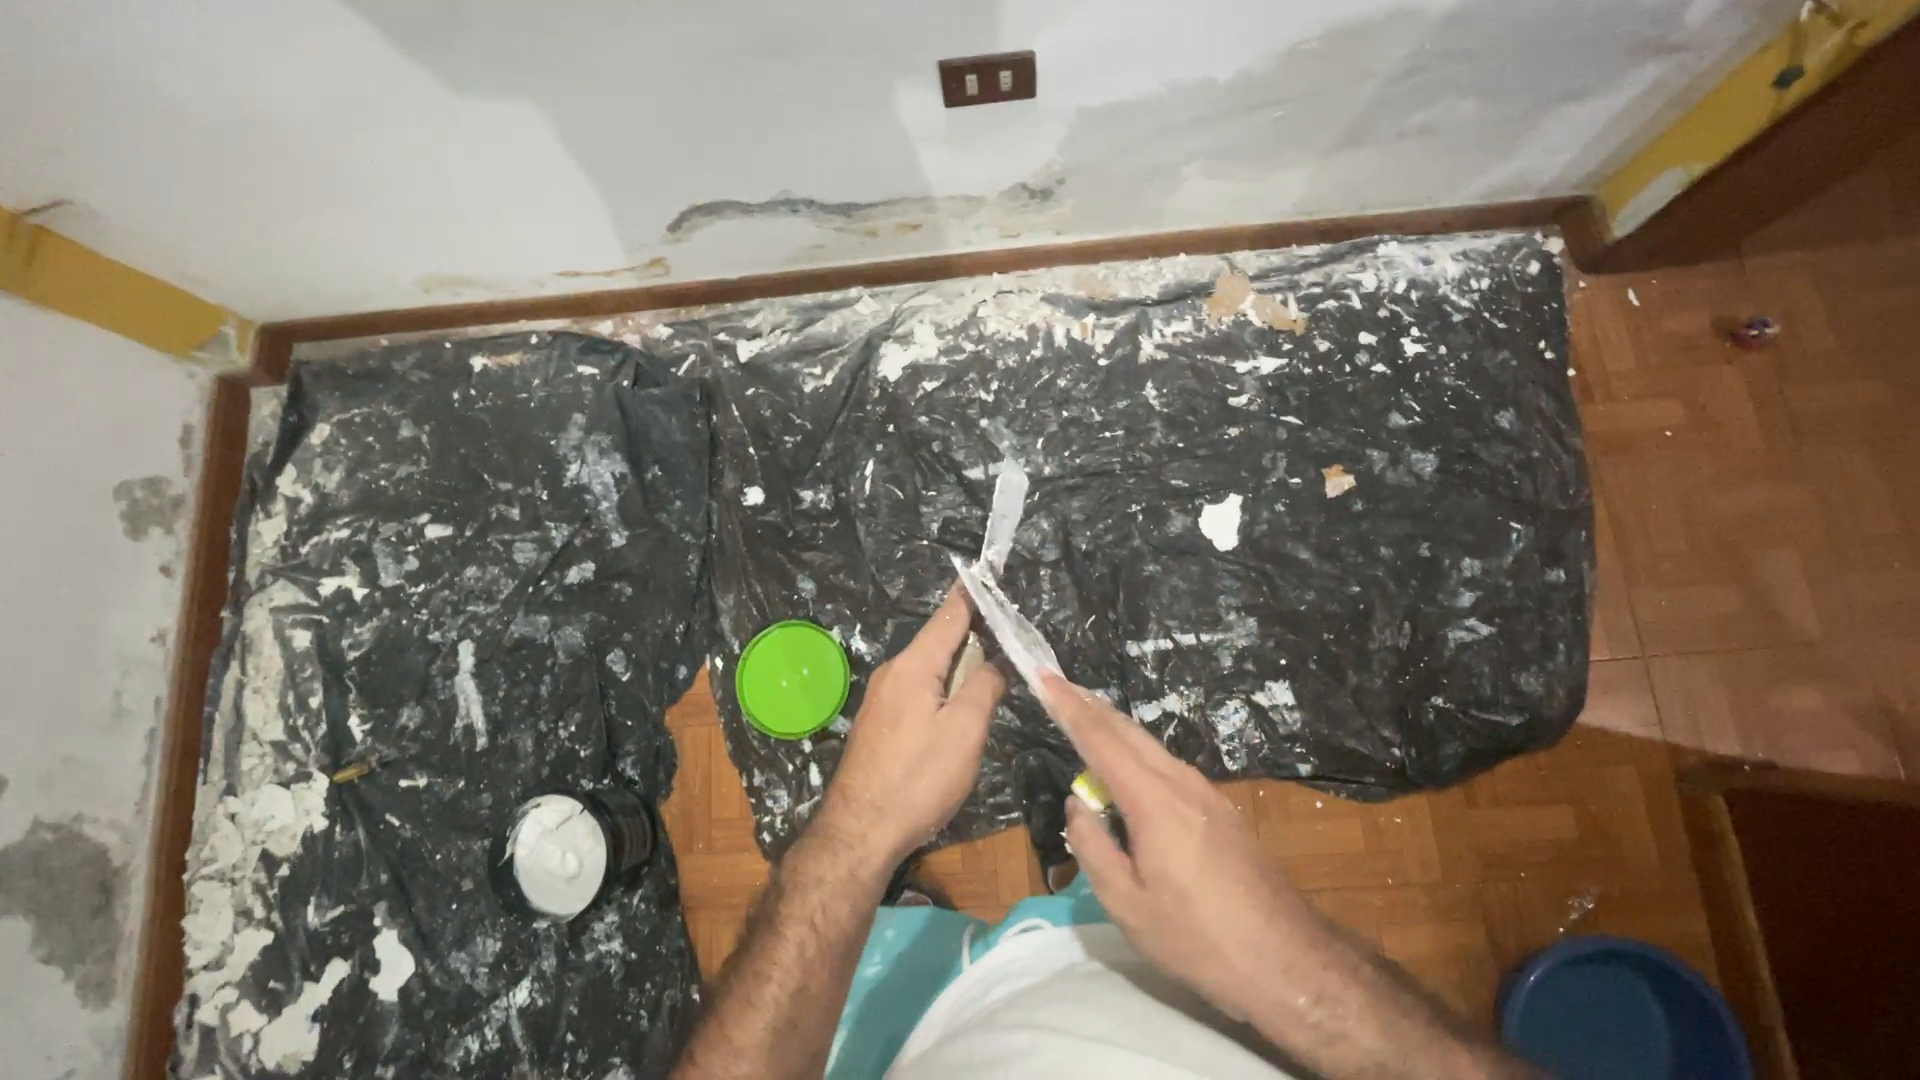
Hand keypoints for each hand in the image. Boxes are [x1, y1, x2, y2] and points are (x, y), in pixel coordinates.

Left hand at [816, 584, 1007, 867]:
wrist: (860, 830)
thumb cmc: (918, 778)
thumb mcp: (965, 731)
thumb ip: (984, 687)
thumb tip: (996, 661)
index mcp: (914, 665)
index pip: (949, 616)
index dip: (972, 595)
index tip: (988, 572)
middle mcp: (893, 672)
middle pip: (940, 641)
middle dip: (973, 634)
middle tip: (1009, 633)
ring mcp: (882, 698)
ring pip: (929, 669)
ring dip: (960, 666)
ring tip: (993, 671)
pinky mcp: (880, 723)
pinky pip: (918, 691)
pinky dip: (943, 688)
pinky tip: (959, 707)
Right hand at [1045, 674, 1314, 1020]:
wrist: (1286, 960)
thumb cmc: (1198, 938)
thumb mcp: (1127, 904)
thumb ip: (1093, 846)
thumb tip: (1078, 804)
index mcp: (1154, 801)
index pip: (1101, 740)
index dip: (1069, 707)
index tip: (1045, 678)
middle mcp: (1182, 784)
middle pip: (1128, 731)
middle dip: (1090, 705)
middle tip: (1058, 684)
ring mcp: (1206, 794)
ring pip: (1151, 747)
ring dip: (1114, 728)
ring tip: (1084, 715)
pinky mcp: (1219, 810)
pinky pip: (1167, 766)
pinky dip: (1136, 752)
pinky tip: (1127, 765)